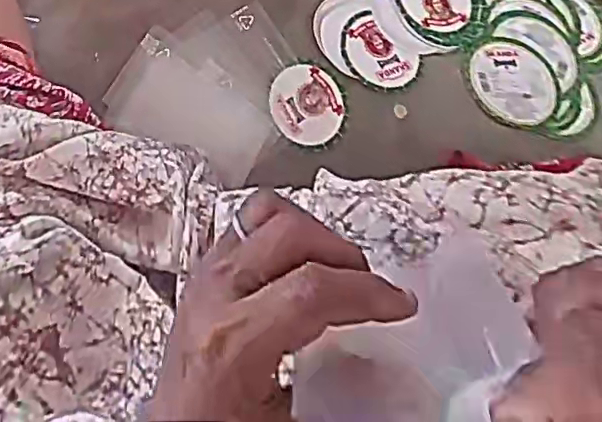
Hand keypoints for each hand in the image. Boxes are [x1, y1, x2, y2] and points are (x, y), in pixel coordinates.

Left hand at [145, 191, 416, 420]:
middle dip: (342, 253)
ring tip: (336, 265)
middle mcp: (214, 295)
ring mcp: (204, 275)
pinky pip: (246, 222)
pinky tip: (300, 260)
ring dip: (311, 230)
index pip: (310, 289)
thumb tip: (387, 374)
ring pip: (265, 212)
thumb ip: (334, 389)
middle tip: (369, 286)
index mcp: (232, 342)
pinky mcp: (202, 269)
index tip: (399, 303)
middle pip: (290, 235)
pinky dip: (281, 228)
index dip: (365, 292)